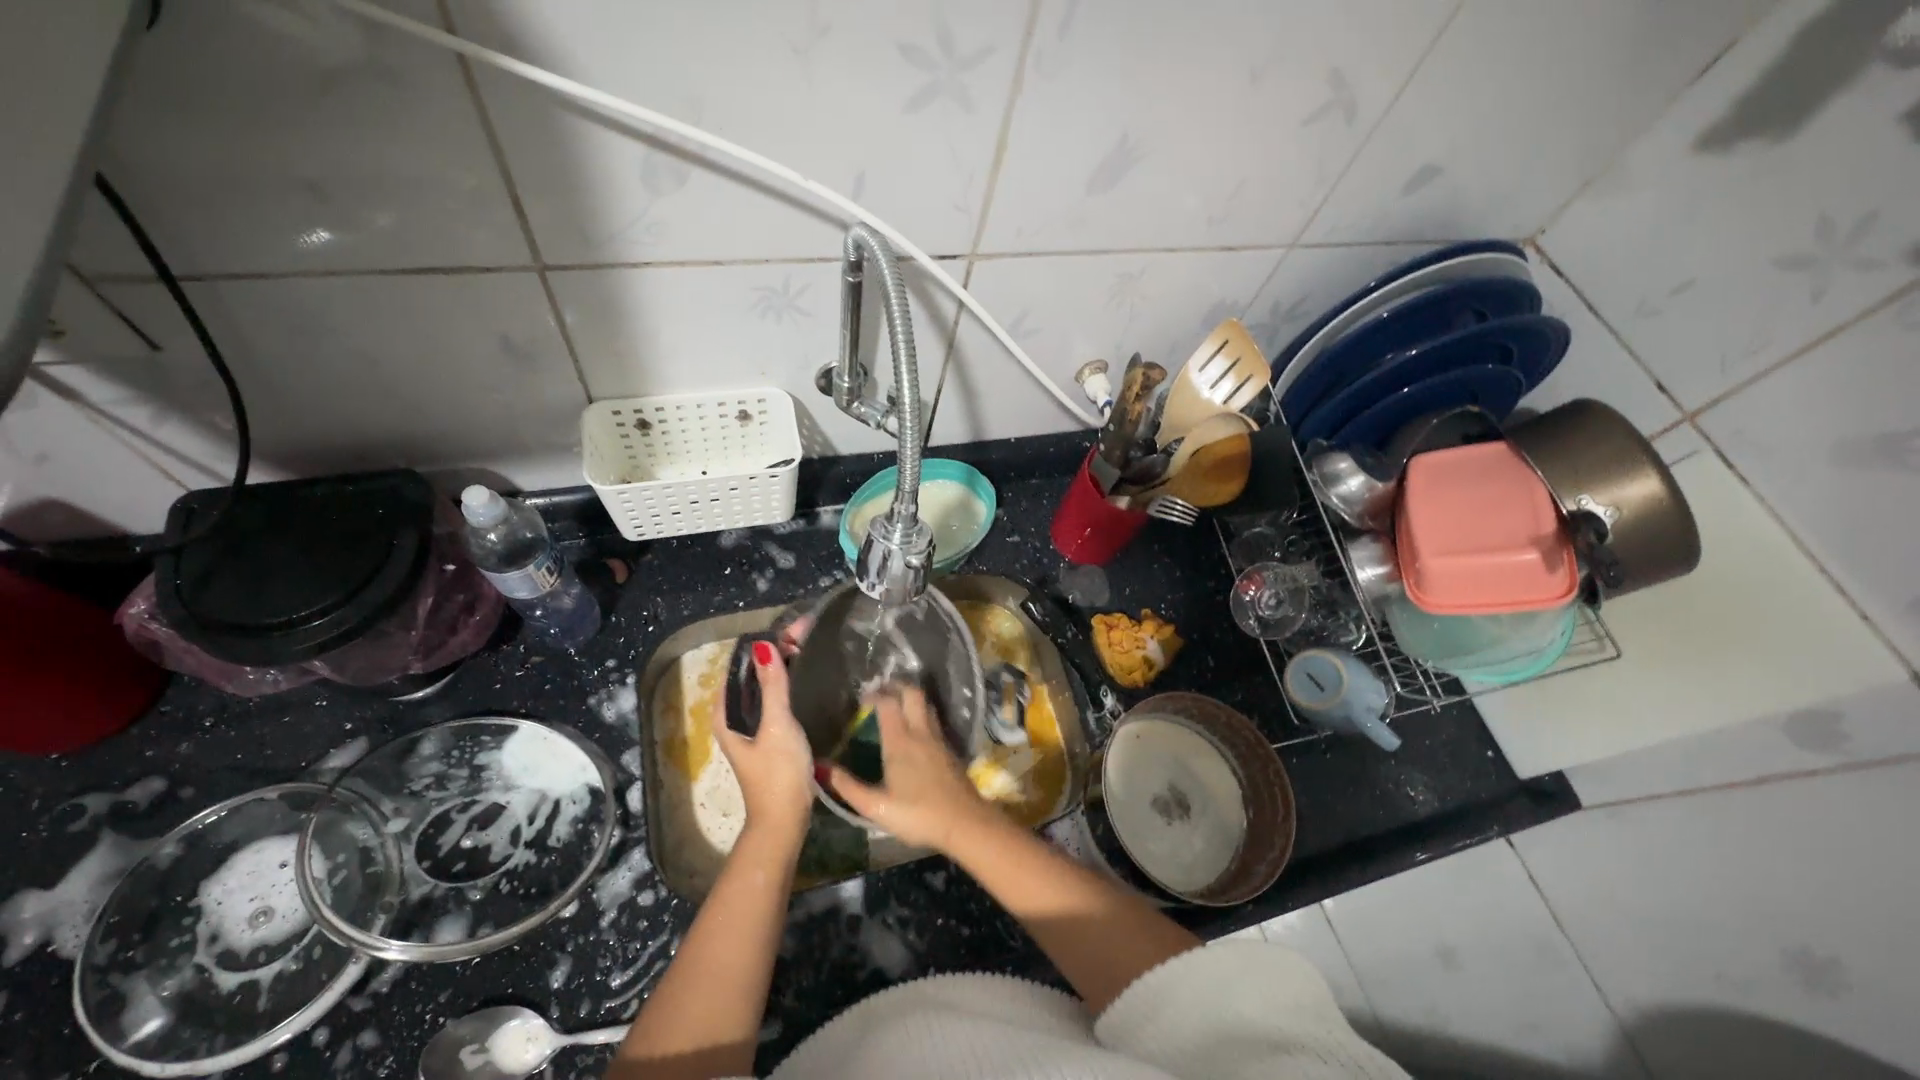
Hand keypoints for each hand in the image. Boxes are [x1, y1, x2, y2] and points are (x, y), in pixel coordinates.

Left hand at [714, 638, 813, 845]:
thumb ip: (772, 686)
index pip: (739, 665)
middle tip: (806, 631)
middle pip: (752, 675)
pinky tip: (804, 679)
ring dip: (782, 667)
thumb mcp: (776, 725)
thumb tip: (764, 645)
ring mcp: (750, 728)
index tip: (791, 628)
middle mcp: (733, 717)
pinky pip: (773, 701)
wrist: (785, 821)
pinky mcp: (767, 737)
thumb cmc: (777, 773)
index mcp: (726, 713)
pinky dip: (786, 685)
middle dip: (775, 651)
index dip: (762, 644)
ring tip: (808, 646)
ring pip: (763, 687)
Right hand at [825, 686, 1001, 851]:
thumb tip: (821, 769)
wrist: (965, 823)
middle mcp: (921, 733)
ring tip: (897, 706)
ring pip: (926, 706)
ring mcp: (939, 740)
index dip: (874, 695)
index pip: (888, 703)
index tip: (862, 699)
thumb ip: (848, 787)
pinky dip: (922, 716)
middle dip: (897, 686)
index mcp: (900, 742)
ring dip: (911, 699)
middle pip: (913, 694)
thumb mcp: (876, 807)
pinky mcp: (950, 751)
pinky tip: (916, 733)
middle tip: (882, 691)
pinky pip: (934, 722)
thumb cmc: (918, 814)